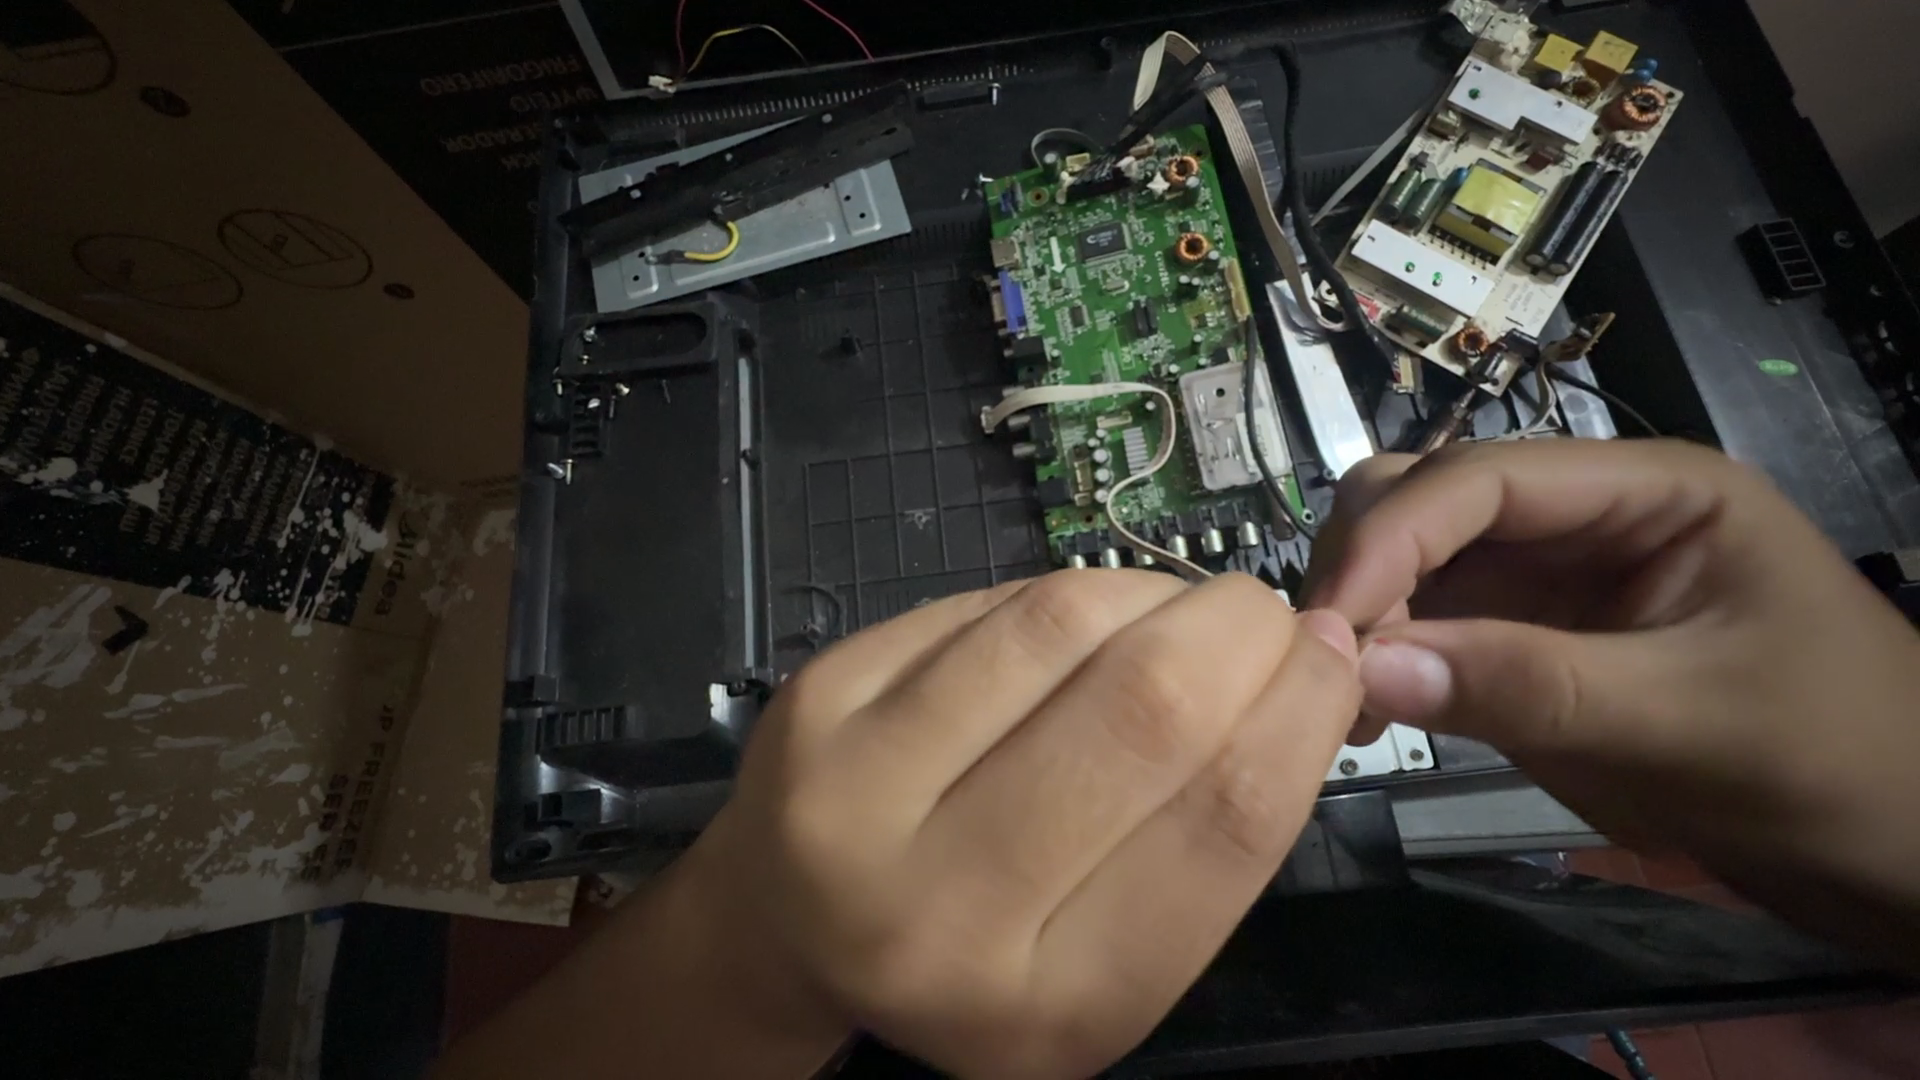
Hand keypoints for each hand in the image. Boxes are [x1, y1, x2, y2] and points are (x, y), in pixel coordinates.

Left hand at [665, 570, 1361, 1077]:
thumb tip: (1295, 674)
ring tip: (1182, 605)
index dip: (1300, 715)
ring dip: (1153, 594)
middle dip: (1236, 633)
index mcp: (1052, 1009)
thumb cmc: (968, 944)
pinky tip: (1088, 608)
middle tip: (1265, 612)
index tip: (1333, 656)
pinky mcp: (820, 699)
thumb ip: (1197, 832)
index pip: (1221, 828)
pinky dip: (1064, 590)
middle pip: (1143, 713)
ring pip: (1056, 630)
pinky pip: (982, 605)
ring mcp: (858, 790)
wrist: (793, 915)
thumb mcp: (1097, 948)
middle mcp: (944, 910)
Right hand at [1307, 439, 1919, 961]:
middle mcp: (1562, 514)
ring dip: (1350, 611)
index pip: (1475, 480)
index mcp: (1639, 491)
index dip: (1390, 540)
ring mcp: (1521, 570)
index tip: (1331, 627)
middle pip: (1412, 497)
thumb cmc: (1833, 766)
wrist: (1883, 852)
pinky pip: (1399, 618)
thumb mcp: (1693, 724)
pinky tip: (1366, 707)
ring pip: (1388, 552)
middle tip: (1332, 665)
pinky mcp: (1491, 626)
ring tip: (1346, 696)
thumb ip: (1528, 687)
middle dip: (1358, 569)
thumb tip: (1366, 669)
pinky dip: (1366, 653)